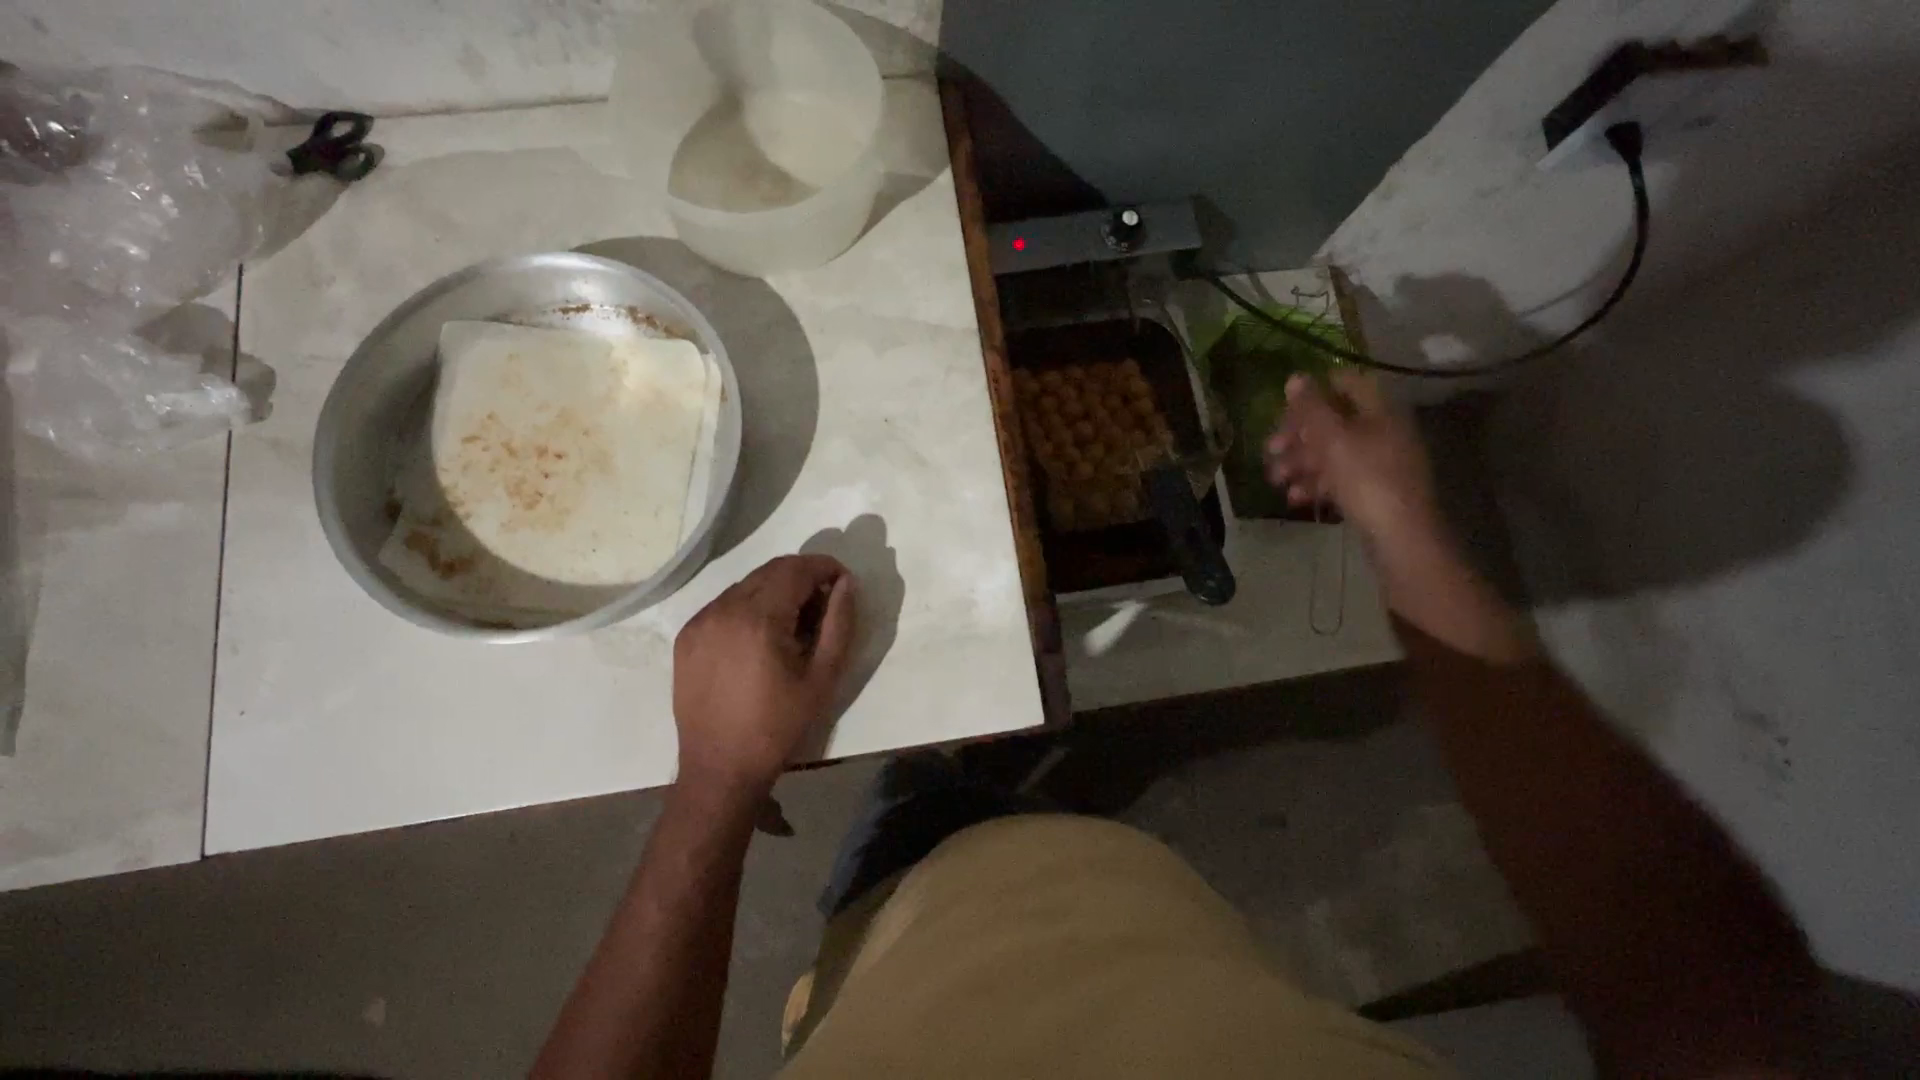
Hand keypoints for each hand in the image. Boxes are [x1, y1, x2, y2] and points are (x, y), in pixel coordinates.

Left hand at [672, 555, 856, 796]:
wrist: (720, 768)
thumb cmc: (779, 726)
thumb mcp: (823, 678)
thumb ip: (839, 624)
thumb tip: (845, 585)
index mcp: (758, 618)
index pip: (796, 568)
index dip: (824, 567)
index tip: (843, 583)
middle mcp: (723, 609)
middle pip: (770, 571)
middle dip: (802, 578)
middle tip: (823, 606)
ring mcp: (699, 622)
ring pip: (745, 586)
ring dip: (775, 591)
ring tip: (793, 625)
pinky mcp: (686, 638)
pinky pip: (723, 606)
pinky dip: (748, 608)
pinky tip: (760, 639)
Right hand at [1265, 371, 1441, 556]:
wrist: (1401, 537)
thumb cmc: (1366, 480)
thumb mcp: (1333, 440)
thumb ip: (1311, 408)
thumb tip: (1295, 377)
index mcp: (1379, 410)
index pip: (1345, 383)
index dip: (1313, 392)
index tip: (1284, 409)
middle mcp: (1383, 430)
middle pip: (1334, 421)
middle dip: (1298, 435)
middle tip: (1271, 450)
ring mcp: (1380, 462)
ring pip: (1333, 452)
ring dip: (1301, 462)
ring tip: (1276, 479)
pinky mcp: (1374, 490)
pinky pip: (1341, 477)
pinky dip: (1316, 483)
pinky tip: (1296, 498)